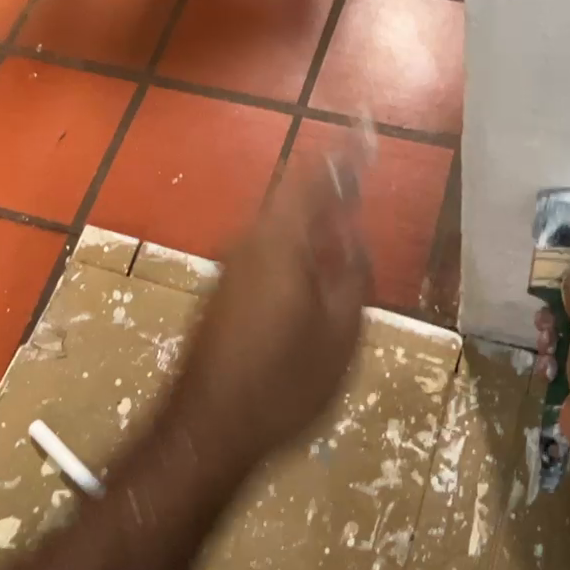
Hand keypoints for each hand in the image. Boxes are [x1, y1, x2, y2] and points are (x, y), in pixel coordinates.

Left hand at [163, 153, 371, 472]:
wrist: (204, 434)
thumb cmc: (282, 384)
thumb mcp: (341, 331)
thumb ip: (352, 271)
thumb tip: (353, 234)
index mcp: (280, 241)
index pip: (312, 177)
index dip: (341, 154)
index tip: (364, 136)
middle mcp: (249, 243)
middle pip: (292, 199)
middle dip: (328, 196)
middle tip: (359, 204)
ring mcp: (230, 268)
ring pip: (279, 227)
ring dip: (312, 228)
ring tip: (343, 247)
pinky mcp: (222, 293)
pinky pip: (266, 252)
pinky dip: (294, 252)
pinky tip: (312, 285)